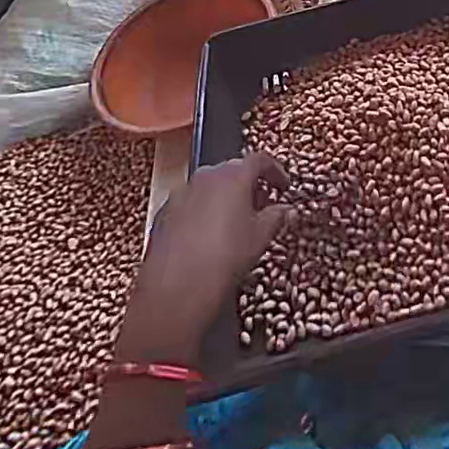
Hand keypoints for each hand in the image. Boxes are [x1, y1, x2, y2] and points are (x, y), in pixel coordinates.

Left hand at [117, 152, 295, 363]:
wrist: (176, 288)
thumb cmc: (222, 257)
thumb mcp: (261, 236)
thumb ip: (277, 216)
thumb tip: (284, 210)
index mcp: (233, 175)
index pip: (260, 160)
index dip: (275, 171)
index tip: (282, 185)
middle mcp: (205, 177)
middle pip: (233, 170)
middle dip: (250, 185)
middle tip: (262, 206)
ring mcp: (181, 194)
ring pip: (210, 187)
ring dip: (225, 199)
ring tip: (236, 225)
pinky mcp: (164, 214)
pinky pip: (190, 204)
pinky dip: (203, 213)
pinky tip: (210, 237)